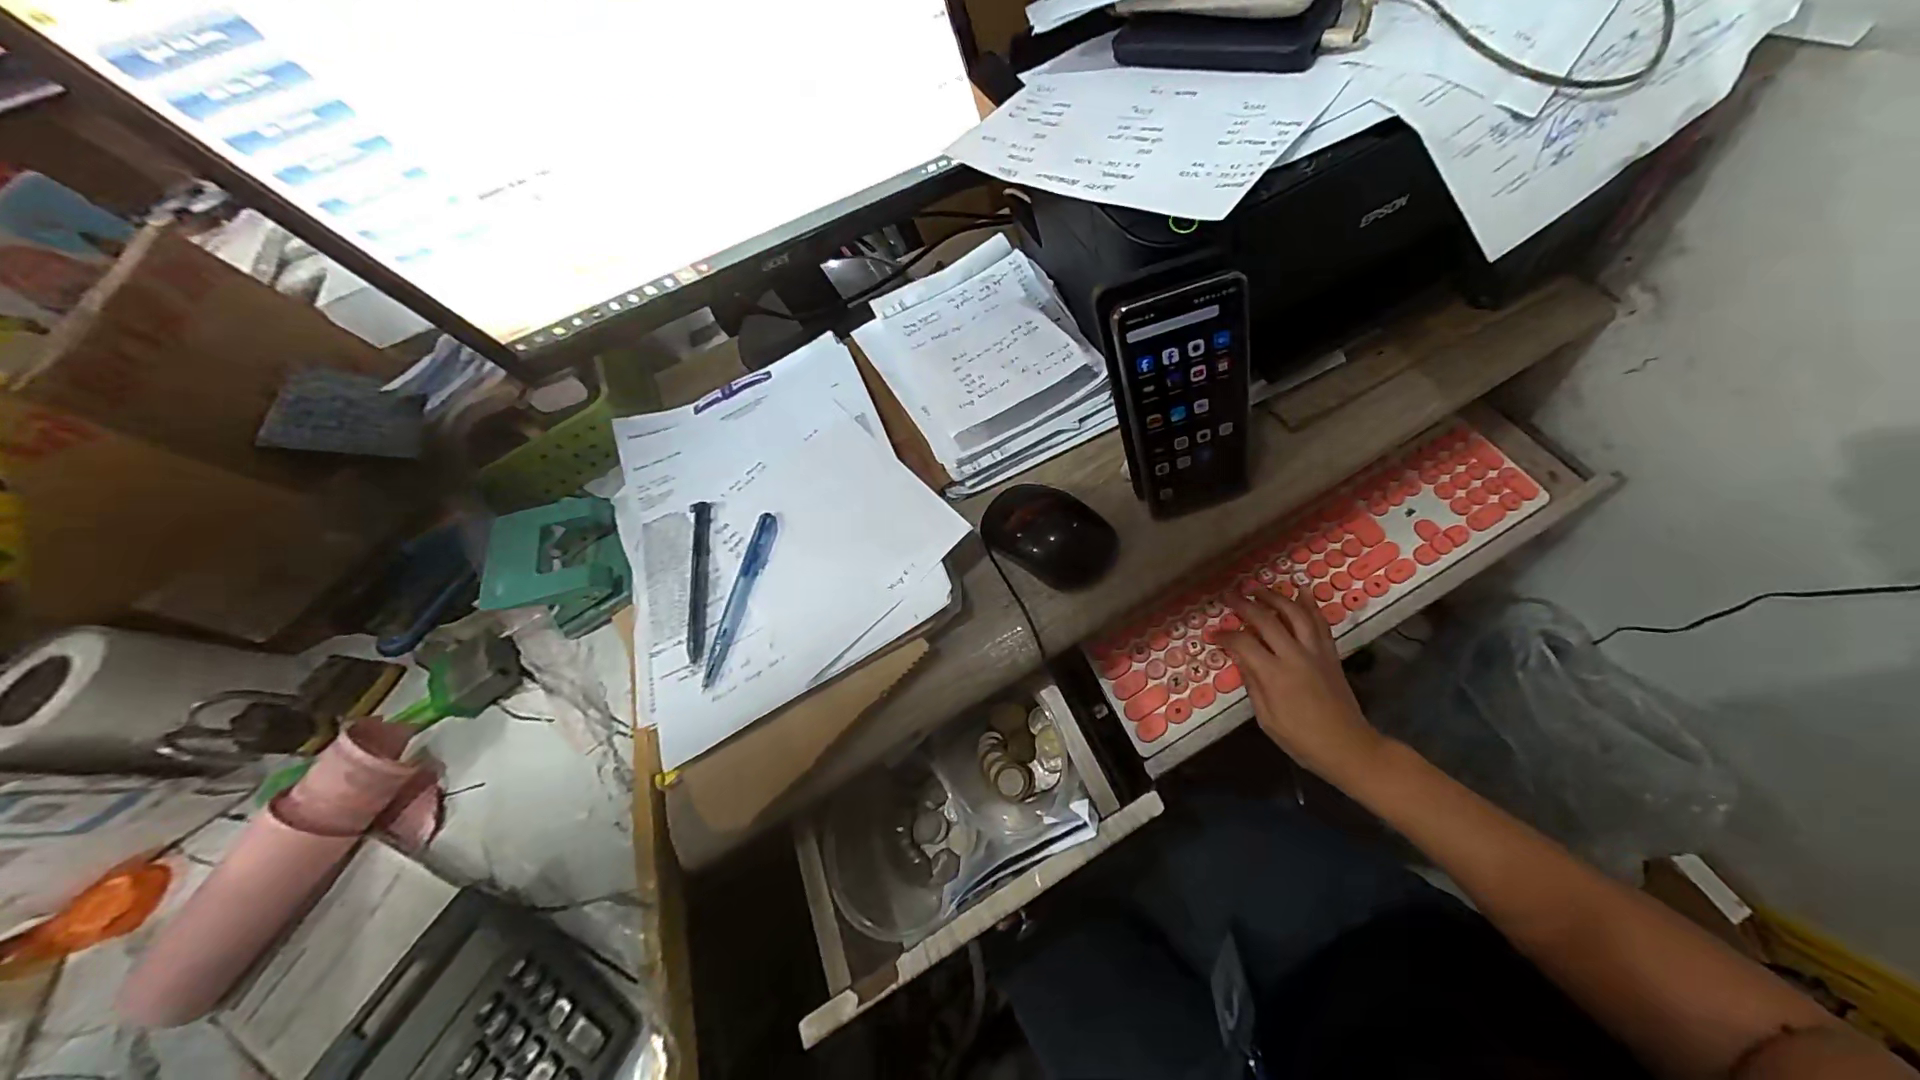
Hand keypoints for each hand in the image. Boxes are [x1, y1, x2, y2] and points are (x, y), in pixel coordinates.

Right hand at [1217, 588, 1389, 786]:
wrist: (1348, 746)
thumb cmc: (1301, 740)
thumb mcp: (1266, 717)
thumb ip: (1252, 682)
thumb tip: (1239, 657)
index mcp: (1274, 675)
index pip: (1243, 643)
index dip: (1224, 635)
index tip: (1212, 634)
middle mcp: (1295, 656)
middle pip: (1266, 620)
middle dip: (1244, 605)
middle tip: (1229, 595)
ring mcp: (1316, 652)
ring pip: (1295, 614)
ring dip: (1274, 596)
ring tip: (1258, 587)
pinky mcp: (1330, 653)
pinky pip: (1319, 622)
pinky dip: (1309, 604)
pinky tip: (1301, 590)